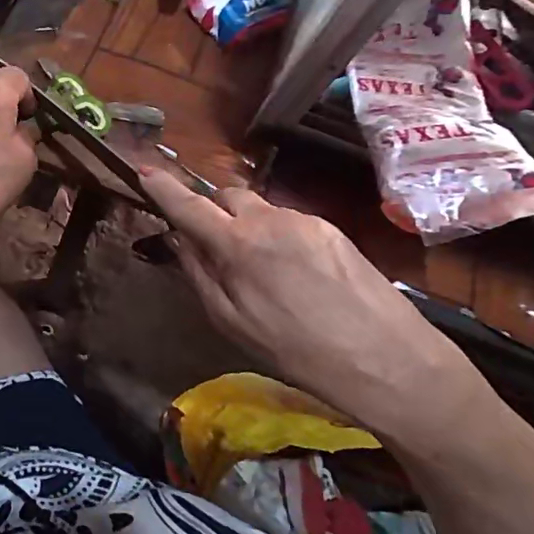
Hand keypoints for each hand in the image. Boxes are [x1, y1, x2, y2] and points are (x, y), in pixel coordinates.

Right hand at [141, 168, 487, 439]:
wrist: (390, 362)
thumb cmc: (297, 351)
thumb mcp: (230, 321)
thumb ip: (199, 273)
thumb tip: (179, 239)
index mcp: (238, 245)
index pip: (188, 205)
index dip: (162, 187)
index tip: (143, 171)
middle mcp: (270, 219)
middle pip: (226, 196)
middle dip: (212, 211)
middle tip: (212, 245)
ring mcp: (306, 220)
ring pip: (259, 209)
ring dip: (245, 226)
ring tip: (260, 271)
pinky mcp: (333, 229)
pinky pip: (288, 221)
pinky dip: (275, 236)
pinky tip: (292, 274)